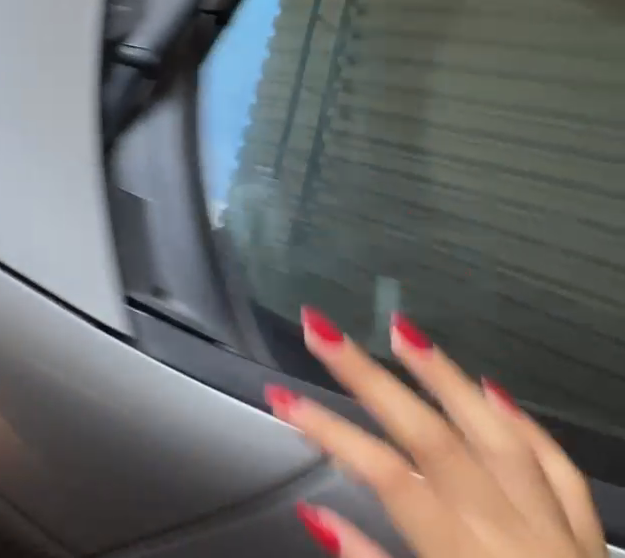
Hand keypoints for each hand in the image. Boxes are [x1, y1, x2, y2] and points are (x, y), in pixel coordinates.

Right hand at [267, 307, 604, 557]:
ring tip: (404, 332)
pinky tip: (491, 391)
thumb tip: (315, 517)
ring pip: (498, 438)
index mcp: (460, 551)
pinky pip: (558, 471)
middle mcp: (507, 530)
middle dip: (369, 377)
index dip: (330, 432)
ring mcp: (552, 528)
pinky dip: (523, 426)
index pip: (385, 475)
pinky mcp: (584, 535)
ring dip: (445, 380)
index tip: (280, 397)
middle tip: (322, 329)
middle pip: (433, 437)